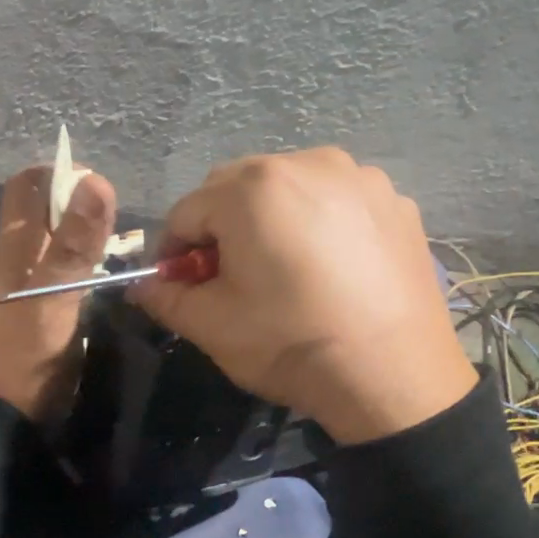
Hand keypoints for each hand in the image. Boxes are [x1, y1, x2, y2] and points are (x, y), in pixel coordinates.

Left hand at [0, 166, 117, 423]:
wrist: (11, 412)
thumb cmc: (27, 351)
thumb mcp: (54, 294)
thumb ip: (73, 243)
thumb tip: (95, 181)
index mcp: (13, 247)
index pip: (27, 186)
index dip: (58, 175)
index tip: (96, 187)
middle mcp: (20, 259)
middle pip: (47, 212)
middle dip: (81, 205)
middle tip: (117, 222)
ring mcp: (33, 285)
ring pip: (61, 243)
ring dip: (88, 237)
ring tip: (122, 244)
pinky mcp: (47, 309)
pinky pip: (69, 273)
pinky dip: (89, 265)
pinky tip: (111, 274)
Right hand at [131, 148, 475, 443]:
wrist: (391, 375)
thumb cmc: (288, 344)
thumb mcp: (211, 327)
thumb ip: (166, 298)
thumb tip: (142, 287)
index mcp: (251, 189)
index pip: (185, 212)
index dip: (170, 253)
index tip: (175, 288)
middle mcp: (307, 163)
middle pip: (237, 188)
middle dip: (219, 229)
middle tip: (224, 280)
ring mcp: (359, 178)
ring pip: (289, 189)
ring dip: (268, 221)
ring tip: (277, 273)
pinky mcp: (396, 202)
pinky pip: (336, 202)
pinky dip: (316, 226)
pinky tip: (325, 272)